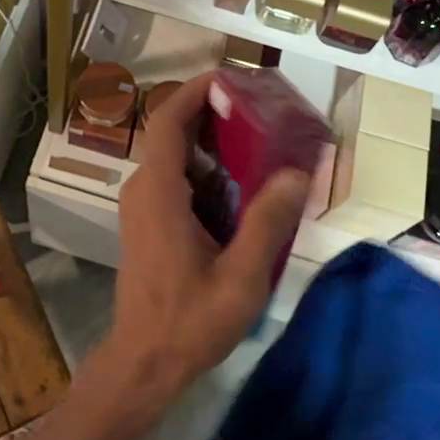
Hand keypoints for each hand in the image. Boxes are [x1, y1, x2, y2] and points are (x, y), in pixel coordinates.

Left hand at [103, 71, 309, 398]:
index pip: (168, 121)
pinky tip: (242, 188)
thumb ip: (267, 221)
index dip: (194, 91)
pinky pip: (176, 181)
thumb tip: (297, 171)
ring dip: (212, 146)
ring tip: (260, 143)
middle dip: (213, 115)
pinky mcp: (148, 223)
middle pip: (173, 133)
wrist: (144, 362)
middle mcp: (143, 189)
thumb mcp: (241, 277)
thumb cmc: (190, 321)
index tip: (230, 77)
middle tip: (260, 111)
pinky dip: (206, 173)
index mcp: (159, 192)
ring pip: (176, 158)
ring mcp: (142, 206)